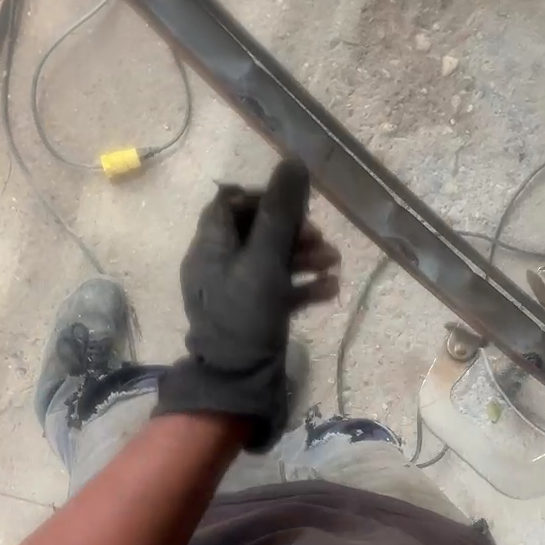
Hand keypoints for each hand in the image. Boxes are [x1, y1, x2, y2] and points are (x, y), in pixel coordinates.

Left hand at [156, 160, 339, 450]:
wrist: (238, 381)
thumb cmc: (246, 316)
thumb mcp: (265, 261)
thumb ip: (280, 214)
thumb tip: (292, 162)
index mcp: (210, 246)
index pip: (230, 204)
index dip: (264, 198)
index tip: (294, 203)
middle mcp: (218, 264)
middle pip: (256, 231)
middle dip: (293, 231)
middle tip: (320, 238)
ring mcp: (235, 292)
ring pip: (271, 261)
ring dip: (304, 257)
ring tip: (333, 264)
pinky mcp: (252, 315)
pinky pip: (277, 290)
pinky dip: (301, 285)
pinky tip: (329, 289)